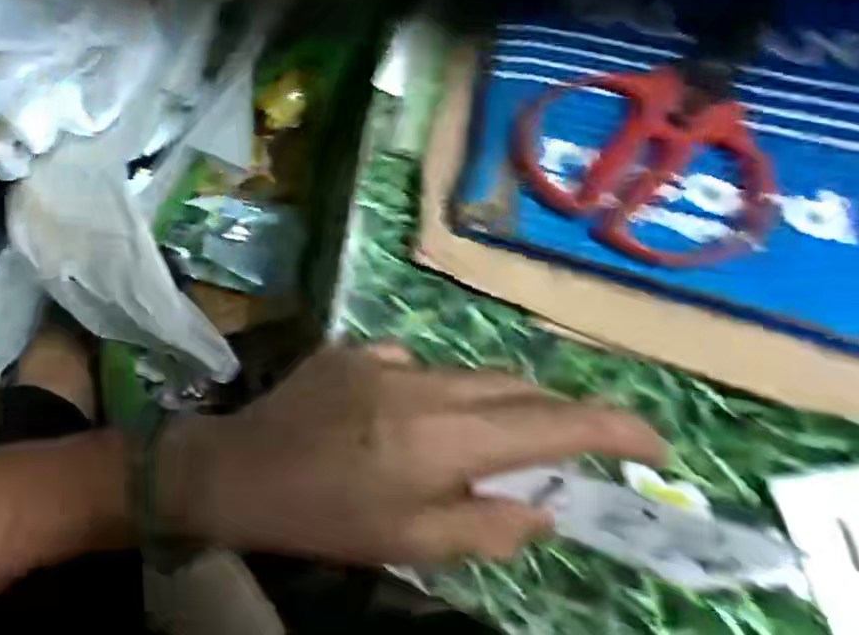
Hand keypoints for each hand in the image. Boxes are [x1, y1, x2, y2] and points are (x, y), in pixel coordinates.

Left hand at [158, 344, 665, 564]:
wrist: (240, 468)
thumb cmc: (330, 515)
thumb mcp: (423, 541)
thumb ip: (495, 522)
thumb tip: (543, 503)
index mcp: (444, 436)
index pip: (550, 422)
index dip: (612, 427)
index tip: (652, 440)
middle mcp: (415, 385)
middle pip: (508, 384)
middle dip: (552, 409)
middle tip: (574, 443)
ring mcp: (370, 360)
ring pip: (457, 370)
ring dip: (487, 397)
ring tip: (489, 431)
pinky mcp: (338, 351)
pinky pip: (404, 360)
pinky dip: (428, 382)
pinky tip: (411, 408)